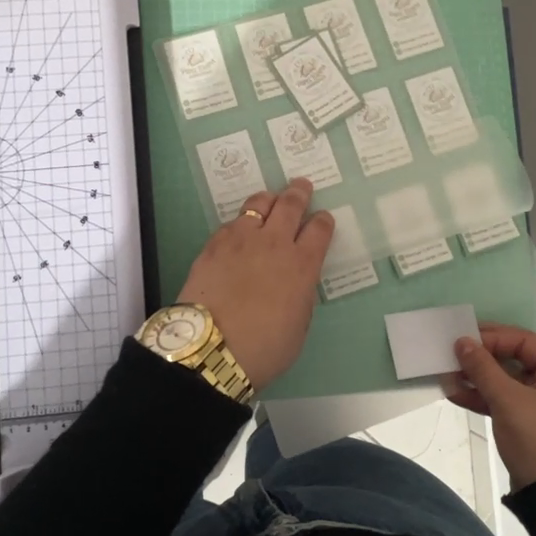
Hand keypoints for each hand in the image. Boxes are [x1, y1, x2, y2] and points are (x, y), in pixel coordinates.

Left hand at [176, 179, 333, 389]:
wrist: (213, 348)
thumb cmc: (264, 348)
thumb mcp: (298, 325)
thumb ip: (300, 294)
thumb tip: (295, 280)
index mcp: (302, 265)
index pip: (320, 230)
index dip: (323, 221)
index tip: (323, 219)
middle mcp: (274, 243)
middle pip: (290, 205)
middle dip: (299, 193)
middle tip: (302, 186)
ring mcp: (241, 240)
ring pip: (258, 203)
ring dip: (269, 199)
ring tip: (270, 199)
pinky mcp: (214, 244)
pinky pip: (232, 222)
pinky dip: (241, 221)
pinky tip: (239, 229)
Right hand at [446, 323, 535, 490]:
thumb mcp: (508, 401)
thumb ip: (483, 368)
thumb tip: (462, 341)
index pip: (525, 341)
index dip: (491, 338)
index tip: (461, 339)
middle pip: (517, 360)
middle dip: (482, 361)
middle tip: (452, 357)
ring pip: (510, 383)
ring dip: (480, 380)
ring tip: (449, 377)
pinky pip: (510, 402)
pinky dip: (487, 399)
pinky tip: (459, 396)